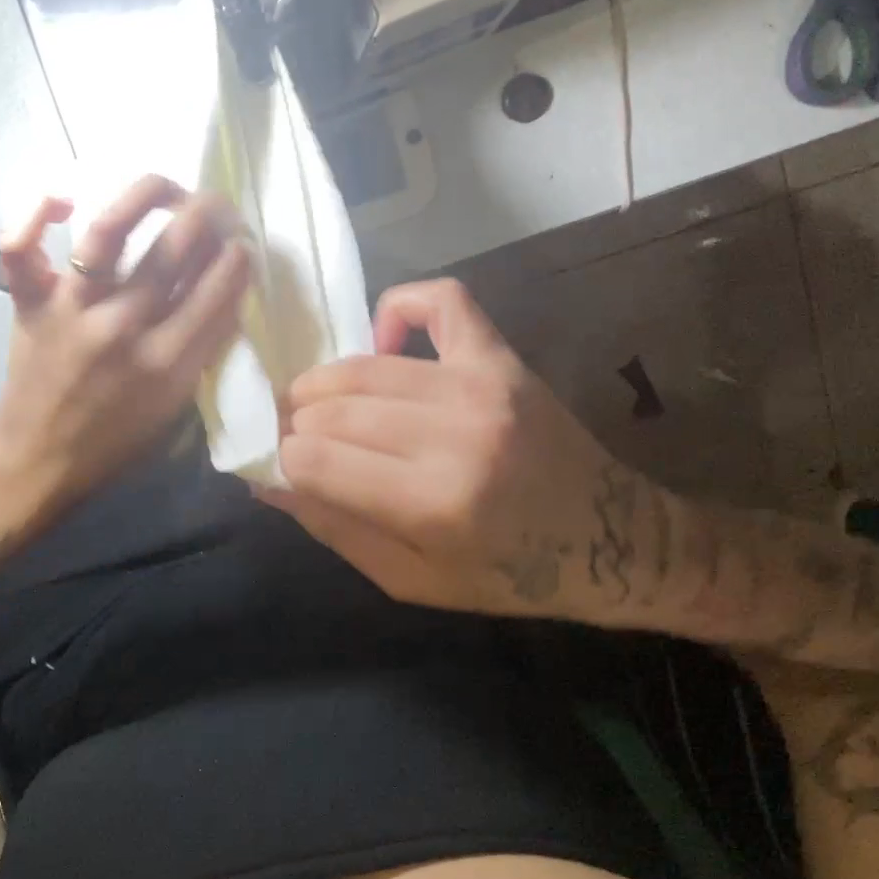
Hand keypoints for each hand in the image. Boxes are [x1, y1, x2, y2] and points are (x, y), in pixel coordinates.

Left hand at [0, 175, 251, 511]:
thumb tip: (225, 293)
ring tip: (167, 189)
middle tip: (215, 208)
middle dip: (209, 214)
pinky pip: (22, 252)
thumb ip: (202, 352)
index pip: (220, 286)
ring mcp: (71, 310)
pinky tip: (64, 198)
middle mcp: (122, 327)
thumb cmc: (112, 443)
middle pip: (176, 247)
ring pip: (110, 231)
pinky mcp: (31, 305)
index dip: (239, 255)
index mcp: (167, 363)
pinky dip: (34, 216)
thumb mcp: (174, 408)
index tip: (240, 246)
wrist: (37, 462)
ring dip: (148, 195)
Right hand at [259, 278, 662, 623]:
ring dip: (323, 384)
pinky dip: (397, 307)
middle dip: (295, 425)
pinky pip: (440, 300)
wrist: (612, 541)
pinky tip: (381, 341)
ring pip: (363, 367)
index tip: (283, 468)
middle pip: (331, 410)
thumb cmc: (504, 574)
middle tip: (295, 439)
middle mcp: (455, 434)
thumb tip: (266, 482)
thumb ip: (333, 528)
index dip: (283, 461)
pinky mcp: (501, 357)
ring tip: (318, 405)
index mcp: (432, 502)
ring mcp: (480, 385)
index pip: (314, 460)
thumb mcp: (409, 578)